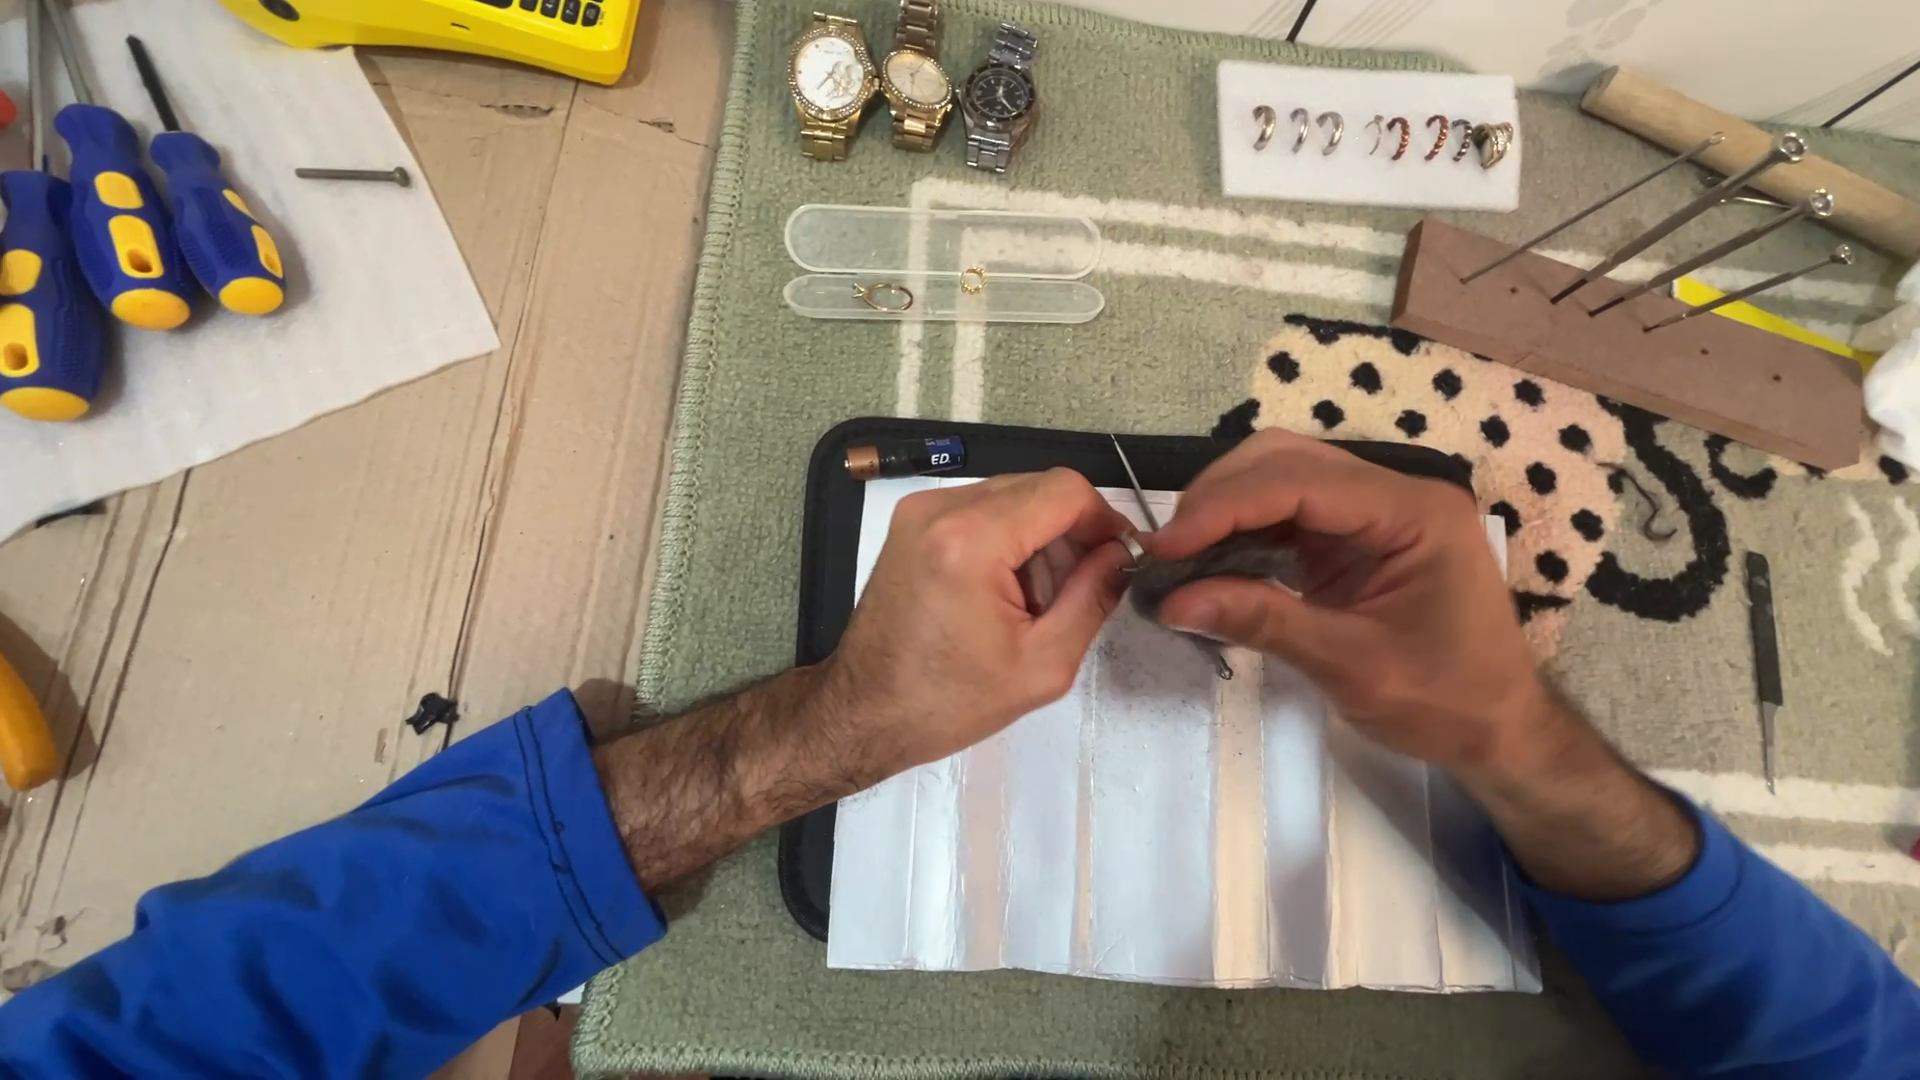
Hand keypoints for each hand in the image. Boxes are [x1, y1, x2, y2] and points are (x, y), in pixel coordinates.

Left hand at [816, 469, 1132, 780]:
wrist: (865, 712)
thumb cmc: (949, 702)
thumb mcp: (1043, 664)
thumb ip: (1093, 597)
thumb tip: (1122, 552)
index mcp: (970, 540)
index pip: (1064, 491)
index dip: (1104, 519)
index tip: (1119, 557)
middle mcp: (939, 509)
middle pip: (1038, 486)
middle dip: (1073, 531)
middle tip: (1082, 586)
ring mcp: (919, 509)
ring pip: (1012, 494)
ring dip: (1041, 535)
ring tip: (1039, 597)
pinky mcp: (911, 520)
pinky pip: (981, 507)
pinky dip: (1008, 536)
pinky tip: (1008, 587)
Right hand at [1150, 430, 1548, 772]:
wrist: (1499, 729)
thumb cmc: (1445, 702)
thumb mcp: (1351, 666)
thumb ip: (1262, 622)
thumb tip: (1170, 602)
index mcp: (1412, 513)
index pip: (1299, 483)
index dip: (1223, 508)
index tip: (1163, 547)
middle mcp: (1392, 494)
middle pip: (1283, 460)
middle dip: (1216, 498)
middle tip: (1166, 551)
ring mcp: (1371, 511)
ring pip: (1276, 477)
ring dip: (1221, 510)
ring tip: (1178, 556)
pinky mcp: (1351, 534)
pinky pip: (1281, 513)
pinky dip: (1238, 532)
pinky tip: (1209, 561)